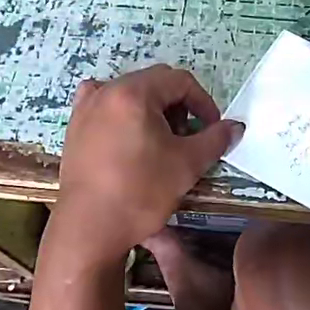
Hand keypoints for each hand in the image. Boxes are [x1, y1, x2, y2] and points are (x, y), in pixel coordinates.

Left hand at [52, 64, 240, 263]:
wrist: (89, 228)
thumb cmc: (140, 192)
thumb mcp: (187, 164)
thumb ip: (215, 139)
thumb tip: (235, 127)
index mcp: (133, 92)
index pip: (179, 80)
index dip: (203, 102)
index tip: (212, 129)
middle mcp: (105, 91)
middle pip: (154, 83)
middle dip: (179, 106)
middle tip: (189, 137)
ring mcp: (85, 108)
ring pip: (130, 94)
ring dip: (153, 110)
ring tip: (161, 143)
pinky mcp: (74, 128)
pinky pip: (106, 108)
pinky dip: (124, 116)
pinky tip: (129, 139)